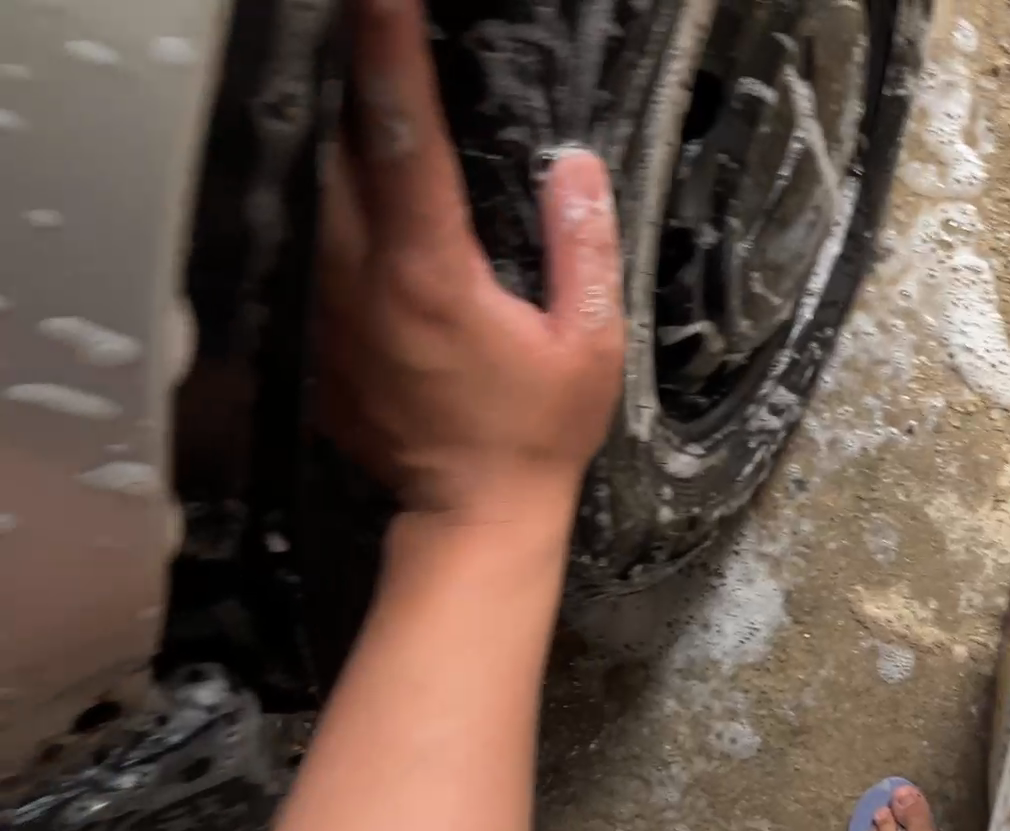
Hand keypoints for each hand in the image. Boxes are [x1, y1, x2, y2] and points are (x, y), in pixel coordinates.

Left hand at [317, 0, 624, 528]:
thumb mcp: (592, 346)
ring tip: (392, 120)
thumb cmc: (541, 431)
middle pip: (342, 148)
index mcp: (432, 273)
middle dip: (362, 87)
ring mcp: (329, 308)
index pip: (399, 134)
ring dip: (354, 148)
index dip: (389, 51)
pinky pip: (325, 246)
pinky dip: (351, 210)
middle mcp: (362, 276)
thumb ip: (585, 252)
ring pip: (324, 194)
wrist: (475, 508)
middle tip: (391, 46)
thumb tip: (577, 169)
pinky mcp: (320, 336)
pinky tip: (387, 217)